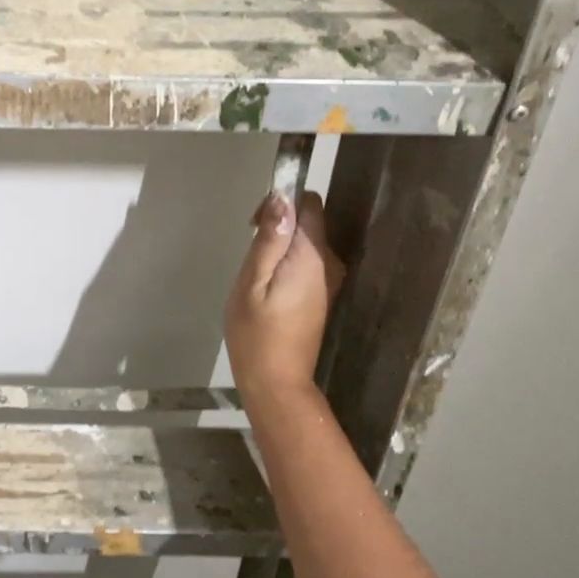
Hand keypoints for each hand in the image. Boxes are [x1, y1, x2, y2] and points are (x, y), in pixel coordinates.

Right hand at [225, 192, 344, 399]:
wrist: (276, 380)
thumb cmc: (256, 331)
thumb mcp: (252, 281)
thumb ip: (269, 240)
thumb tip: (282, 197)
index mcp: (313, 256)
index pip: (309, 204)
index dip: (281, 203)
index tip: (254, 224)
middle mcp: (328, 263)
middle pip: (308, 221)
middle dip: (278, 224)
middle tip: (250, 251)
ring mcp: (328, 280)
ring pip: (305, 242)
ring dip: (279, 245)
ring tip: (254, 272)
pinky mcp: (321, 294)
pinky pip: (305, 261)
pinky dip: (285, 262)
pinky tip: (266, 286)